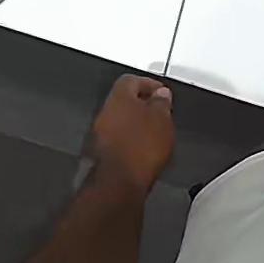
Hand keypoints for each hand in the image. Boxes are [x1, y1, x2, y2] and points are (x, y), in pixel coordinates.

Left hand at [90, 75, 175, 193]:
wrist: (119, 182)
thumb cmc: (141, 147)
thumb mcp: (162, 120)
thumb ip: (162, 103)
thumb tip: (161, 94)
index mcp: (119, 98)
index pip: (131, 80)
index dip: (149, 84)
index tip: (162, 92)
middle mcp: (105, 112)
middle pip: (124, 100)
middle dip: (143, 104)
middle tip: (160, 111)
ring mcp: (100, 133)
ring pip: (120, 120)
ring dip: (136, 122)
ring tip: (155, 132)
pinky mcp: (102, 152)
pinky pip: (118, 138)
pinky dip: (131, 139)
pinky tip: (144, 148)